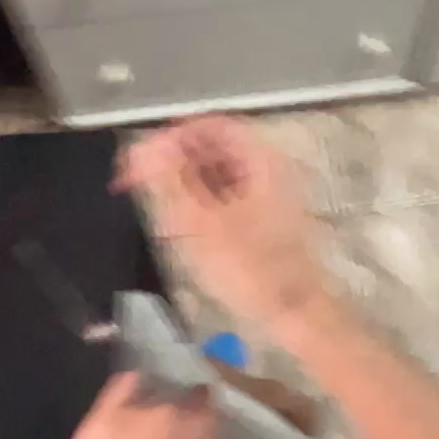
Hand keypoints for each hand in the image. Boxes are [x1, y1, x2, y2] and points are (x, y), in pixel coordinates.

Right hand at [116, 116, 337, 329]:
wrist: (296, 314)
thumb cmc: (250, 269)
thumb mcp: (199, 223)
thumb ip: (167, 180)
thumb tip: (141, 146)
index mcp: (261, 159)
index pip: (211, 125)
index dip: (172, 136)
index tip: (141, 159)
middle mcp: (270, 168)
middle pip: (216, 147)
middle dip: (175, 161)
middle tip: (141, 184)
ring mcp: (271, 194)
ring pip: (220, 173)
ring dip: (186, 184)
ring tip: (160, 209)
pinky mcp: (267, 219)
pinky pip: (228, 196)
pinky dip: (203, 203)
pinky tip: (185, 227)